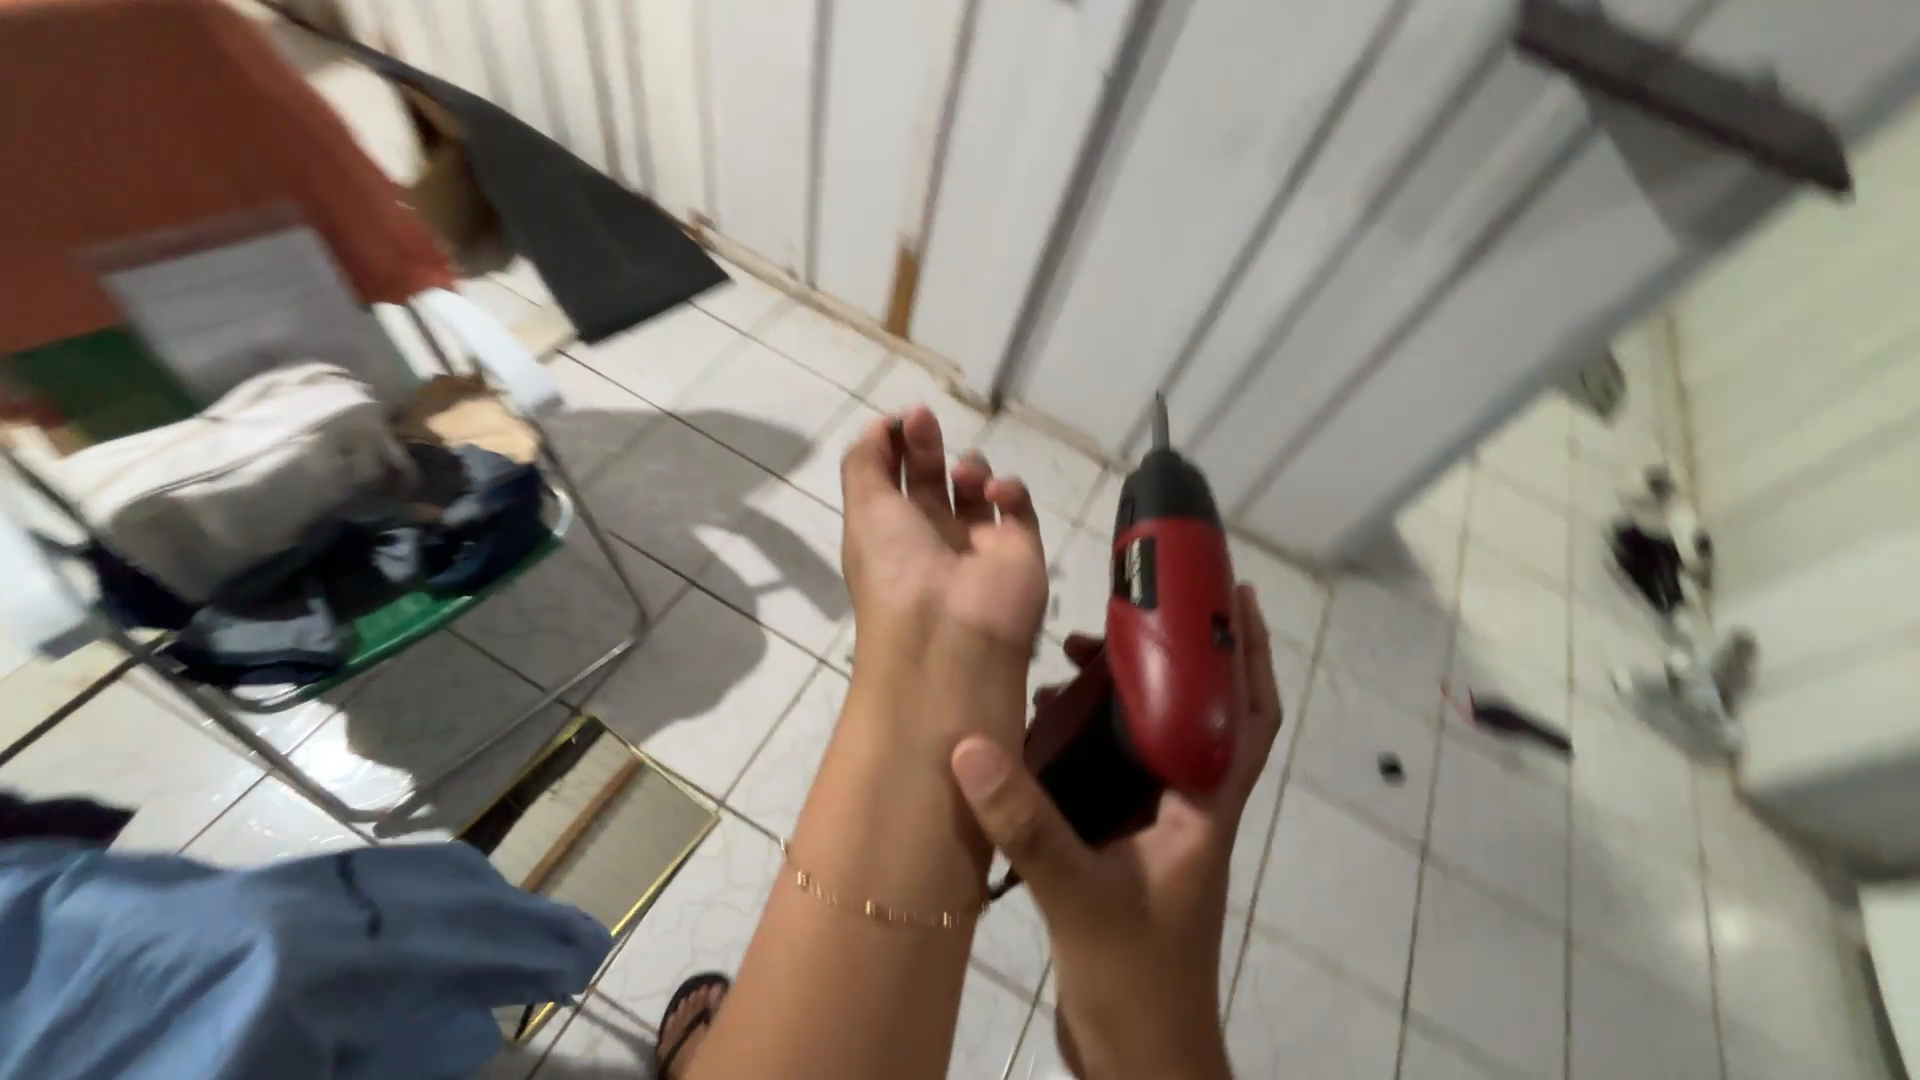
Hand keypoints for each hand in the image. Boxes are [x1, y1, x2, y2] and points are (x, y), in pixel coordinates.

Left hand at [839, 405, 1048, 663]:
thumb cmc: (895, 566)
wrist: (948, 633)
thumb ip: (865, 461)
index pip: (893, 478)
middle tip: (923, 419)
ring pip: (978, 486)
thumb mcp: (863, 508)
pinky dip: (1008, 489)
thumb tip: (879, 426)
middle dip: (926, 443)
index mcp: (890, 530)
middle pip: (932, 475)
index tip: (899, 420)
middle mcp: (933, 534)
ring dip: (970, 467)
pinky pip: (1017, 505)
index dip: (894, 446)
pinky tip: (994, 495)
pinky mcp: (1019, 547)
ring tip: (963, 476)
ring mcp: (978, 542)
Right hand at [948, 586, 1284, 1079]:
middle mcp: (1188, 803)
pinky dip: (1084, 740)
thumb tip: (969, 746)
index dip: (1250, 652)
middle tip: (1115, 619)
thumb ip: (1027, 821)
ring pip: (1147, 738)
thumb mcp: (1079, 891)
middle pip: (1195, 711)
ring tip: (1069, 663)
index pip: (1248, 714)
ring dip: (1118, 697)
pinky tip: (1042, 729)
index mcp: (1204, 804)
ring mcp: (1155, 825)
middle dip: (1164, 657)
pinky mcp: (1122, 844)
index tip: (1234, 593)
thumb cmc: (1137, 976)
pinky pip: (1110, 772)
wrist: (1138, 1057)